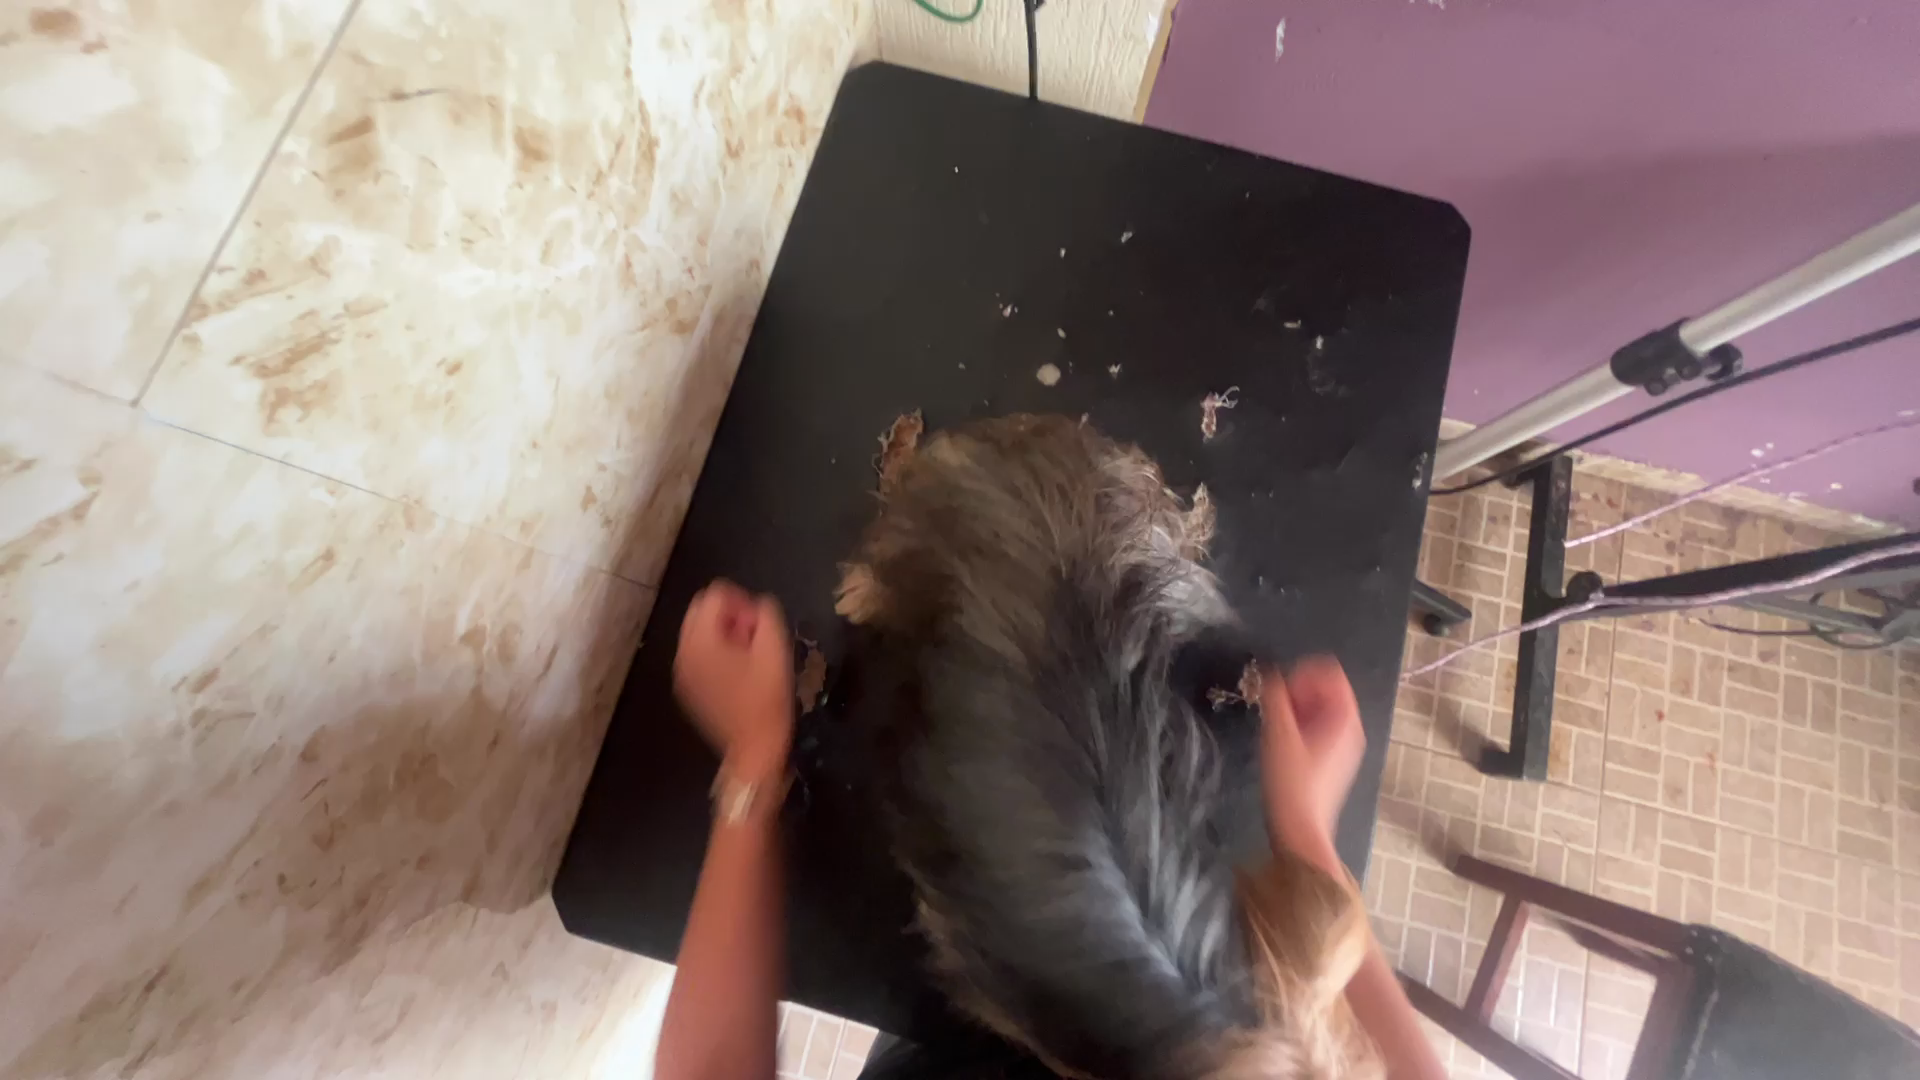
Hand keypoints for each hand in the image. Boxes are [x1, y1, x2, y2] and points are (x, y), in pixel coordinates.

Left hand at [674, 580, 793, 782]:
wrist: (755, 749)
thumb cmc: (768, 698)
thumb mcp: (776, 649)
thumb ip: (767, 614)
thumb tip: (756, 606)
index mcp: (701, 641)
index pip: (715, 595)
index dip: (743, 602)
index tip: (760, 625)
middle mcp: (683, 652)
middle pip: (702, 611)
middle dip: (731, 615)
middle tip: (756, 638)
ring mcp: (682, 672)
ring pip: (700, 632)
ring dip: (724, 634)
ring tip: (750, 656)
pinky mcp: (687, 688)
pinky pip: (699, 654)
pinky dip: (717, 653)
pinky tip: (740, 673)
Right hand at [1259, 656, 1366, 856]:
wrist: (1299, 827)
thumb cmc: (1290, 780)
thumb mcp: (1278, 733)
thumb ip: (1274, 697)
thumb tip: (1268, 672)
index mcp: (1344, 719)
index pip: (1332, 674)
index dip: (1302, 672)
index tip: (1278, 687)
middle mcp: (1349, 728)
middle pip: (1326, 688)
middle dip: (1297, 688)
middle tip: (1273, 704)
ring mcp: (1342, 744)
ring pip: (1319, 706)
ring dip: (1295, 705)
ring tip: (1274, 721)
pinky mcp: (1330, 757)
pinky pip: (1316, 724)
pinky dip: (1298, 721)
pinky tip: (1280, 738)